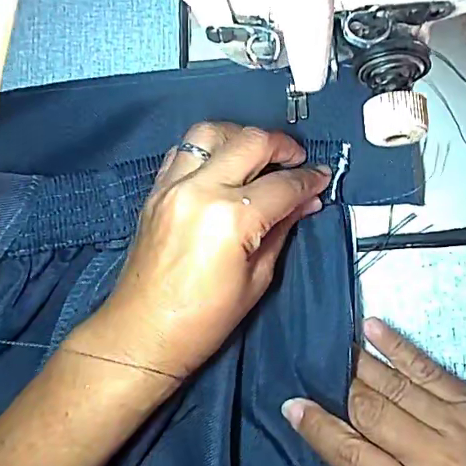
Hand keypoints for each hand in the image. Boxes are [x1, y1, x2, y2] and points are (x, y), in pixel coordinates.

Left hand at [76, 122, 331, 379]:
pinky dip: (208, 149)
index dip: (309, 180)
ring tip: (258, 156)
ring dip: (240, 136)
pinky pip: (183, 150)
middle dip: (282, 146)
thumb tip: (305, 201)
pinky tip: (223, 165)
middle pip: (250, 142)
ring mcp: (171, 186)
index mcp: (229, 219)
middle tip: (297, 160)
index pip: (282, 184)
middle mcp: (199, 190)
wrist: (143, 332)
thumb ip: (282, 230)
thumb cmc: (202, 320)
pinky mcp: (155, 191)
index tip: (321, 178)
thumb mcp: (257, 280)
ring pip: (210, 132)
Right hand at [284, 319, 465, 465]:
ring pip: (392, 384)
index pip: (353, 455)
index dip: (317, 428)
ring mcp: (463, 423)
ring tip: (328, 345)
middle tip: (306, 370)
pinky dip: (397, 347)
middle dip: (333, 389)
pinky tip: (372, 328)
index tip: (290, 406)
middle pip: (369, 411)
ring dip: (356, 363)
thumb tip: (341, 437)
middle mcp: (440, 459)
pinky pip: (428, 368)